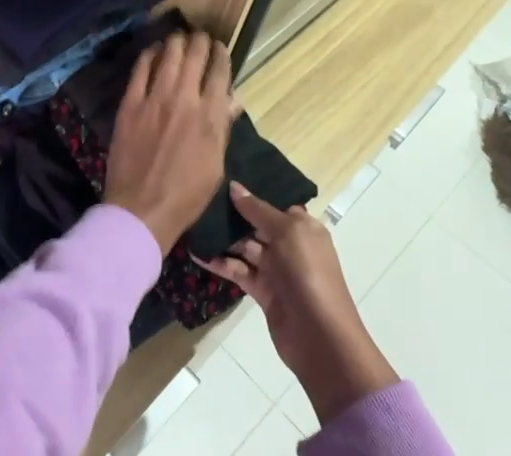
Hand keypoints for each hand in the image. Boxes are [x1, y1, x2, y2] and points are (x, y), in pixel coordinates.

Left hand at [103, 31, 237, 254]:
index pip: (219, 74)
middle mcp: (184, 100)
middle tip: (200, 36)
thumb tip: (233, 101)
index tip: (220, 47)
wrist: (143, 208)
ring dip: (175, 43)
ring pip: (168, 58)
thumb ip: (222, 128)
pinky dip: (148, 56)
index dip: (221, 56)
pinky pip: (140, 70)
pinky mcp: (130, 104)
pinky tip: (152, 50)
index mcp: (209, 117)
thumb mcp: (216, 164)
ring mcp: (154, 99)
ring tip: (179, 36)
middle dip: (199, 42)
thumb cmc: (186, 194)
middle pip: (194, 58)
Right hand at [197, 184, 399, 422]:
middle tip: (198, 196)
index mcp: (303, 228)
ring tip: (191, 222)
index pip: (275, 203)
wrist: (319, 335)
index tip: (222, 176)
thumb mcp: (287, 233)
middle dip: (231, 213)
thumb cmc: (308, 273)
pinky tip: (196, 253)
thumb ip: (258, 210)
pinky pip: (237, 270)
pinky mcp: (262, 291)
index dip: (252, 191)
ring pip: (243, 247)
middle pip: (255, 224)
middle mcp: (290, 246)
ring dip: (221, 238)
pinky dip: (219, 262)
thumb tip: (235, 186)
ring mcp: (275, 270)